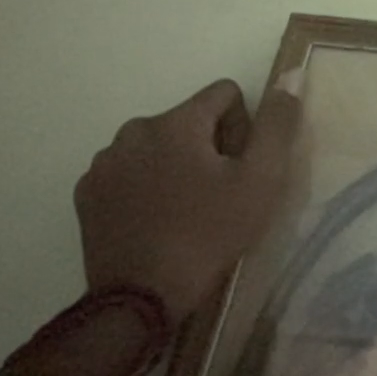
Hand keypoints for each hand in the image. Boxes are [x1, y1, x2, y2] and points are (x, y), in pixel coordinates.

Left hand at [74, 74, 300, 320]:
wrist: (141, 298)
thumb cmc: (209, 234)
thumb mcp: (262, 180)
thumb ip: (277, 124)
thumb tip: (289, 76)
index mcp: (177, 121)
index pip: (225, 94)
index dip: (243, 128)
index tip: (239, 168)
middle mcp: (134, 130)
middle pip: (190, 119)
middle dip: (209, 147)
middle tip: (217, 195)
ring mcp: (105, 162)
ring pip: (158, 145)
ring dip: (176, 165)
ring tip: (186, 210)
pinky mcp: (87, 192)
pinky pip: (129, 171)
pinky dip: (145, 186)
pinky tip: (155, 220)